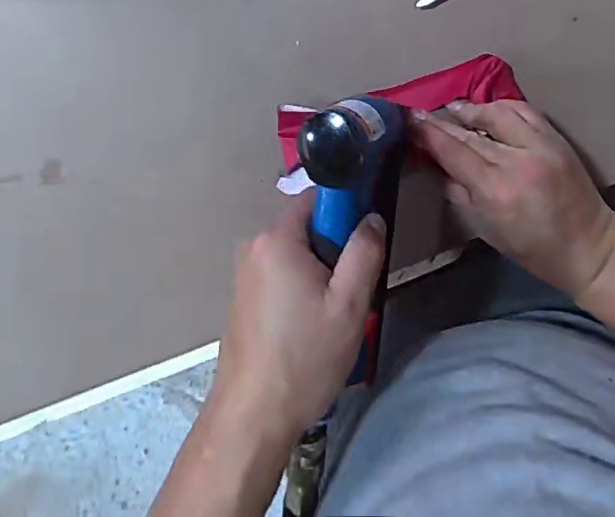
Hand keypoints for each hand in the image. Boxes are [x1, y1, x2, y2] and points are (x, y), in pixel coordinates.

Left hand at [209, 193, 386, 439]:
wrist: (252, 416)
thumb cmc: (304, 357)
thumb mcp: (349, 305)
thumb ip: (364, 252)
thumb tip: (371, 218)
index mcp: (277, 238)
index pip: (317, 198)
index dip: (345, 214)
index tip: (362, 244)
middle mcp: (255, 245)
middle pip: (307, 227)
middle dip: (333, 249)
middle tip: (349, 290)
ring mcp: (245, 271)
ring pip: (296, 253)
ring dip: (318, 272)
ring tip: (330, 314)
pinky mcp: (243, 295)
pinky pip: (280, 273)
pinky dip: (299, 287)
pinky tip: (308, 325)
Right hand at [414, 100, 614, 297]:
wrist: (590, 248)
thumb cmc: (533, 249)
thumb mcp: (485, 228)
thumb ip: (458, 191)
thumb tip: (436, 162)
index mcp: (495, 189)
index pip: (451, 150)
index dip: (426, 132)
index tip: (407, 119)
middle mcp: (516, 160)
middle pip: (468, 132)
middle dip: (440, 122)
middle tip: (419, 114)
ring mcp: (540, 145)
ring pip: (496, 113)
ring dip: (470, 110)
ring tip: (453, 111)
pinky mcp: (556, 138)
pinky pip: (523, 110)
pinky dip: (501, 107)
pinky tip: (487, 110)